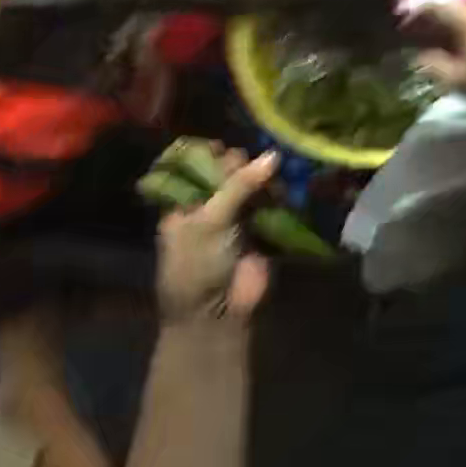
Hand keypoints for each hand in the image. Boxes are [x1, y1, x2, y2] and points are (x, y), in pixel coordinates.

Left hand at [156, 148, 278, 323]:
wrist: (217, 314)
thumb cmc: (198, 263)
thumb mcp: (211, 220)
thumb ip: (240, 185)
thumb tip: (273, 154)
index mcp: (184, 201)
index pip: (197, 164)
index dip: (213, 154)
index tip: (229, 151)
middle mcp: (208, 204)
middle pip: (228, 171)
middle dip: (241, 166)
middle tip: (249, 168)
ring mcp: (234, 217)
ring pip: (251, 185)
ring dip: (262, 180)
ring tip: (269, 183)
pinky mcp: (258, 229)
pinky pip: (268, 204)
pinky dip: (276, 196)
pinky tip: (281, 193)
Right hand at [414, 3, 465, 115]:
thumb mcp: (460, 80)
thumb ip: (434, 65)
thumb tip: (420, 56)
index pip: (434, 6)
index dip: (416, 15)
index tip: (402, 26)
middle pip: (453, 9)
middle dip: (434, 22)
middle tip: (417, 37)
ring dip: (452, 28)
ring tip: (438, 46)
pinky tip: (465, 51)